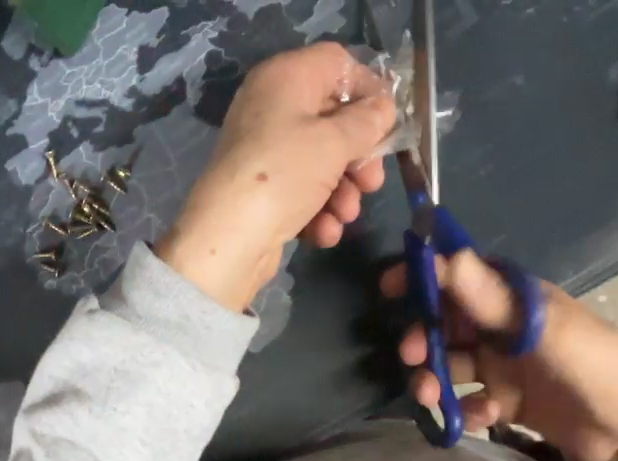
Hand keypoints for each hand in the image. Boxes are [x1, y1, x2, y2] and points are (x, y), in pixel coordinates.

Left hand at [156, 43, 395, 311]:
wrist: (229, 238)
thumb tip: (383, 110)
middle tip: (372, 184)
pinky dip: (318, 213)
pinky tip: (324, 232)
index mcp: (285, 79)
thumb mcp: (334, 142)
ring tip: (346, 215)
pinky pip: (302, 195)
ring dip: (342, 193)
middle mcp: (272, 110)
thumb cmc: (284, 174)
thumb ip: (366, 122)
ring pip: (321, 165)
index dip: (368, 91)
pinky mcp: (264, 194)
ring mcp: (266, 155)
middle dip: (358, 157)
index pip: (337, 65)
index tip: (388, 124)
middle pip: (332, 122)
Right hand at [383, 251, 617, 460]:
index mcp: (516, 299)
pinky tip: (480, 417)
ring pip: (455, 365)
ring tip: (431, 397)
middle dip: (424, 338)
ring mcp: (508, 367)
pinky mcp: (511, 403)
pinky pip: (473, 401)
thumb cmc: (593, 365)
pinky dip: (468, 410)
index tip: (390, 286)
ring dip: (436, 378)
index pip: (461, 276)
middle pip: (449, 325)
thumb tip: (443, 257)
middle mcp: (507, 329)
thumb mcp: (541, 329)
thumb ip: (490, 299)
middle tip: (412, 357)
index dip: (426, 277)